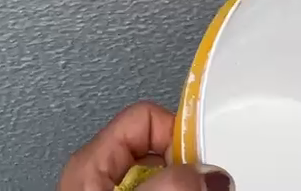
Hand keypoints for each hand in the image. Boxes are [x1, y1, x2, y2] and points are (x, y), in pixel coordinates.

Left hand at [58, 102, 233, 190]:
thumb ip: (165, 183)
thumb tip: (208, 172)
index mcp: (91, 160)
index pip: (148, 116)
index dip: (181, 130)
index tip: (207, 153)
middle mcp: (102, 176)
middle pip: (162, 148)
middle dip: (191, 162)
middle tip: (209, 181)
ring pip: (168, 175)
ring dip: (191, 182)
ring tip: (204, 188)